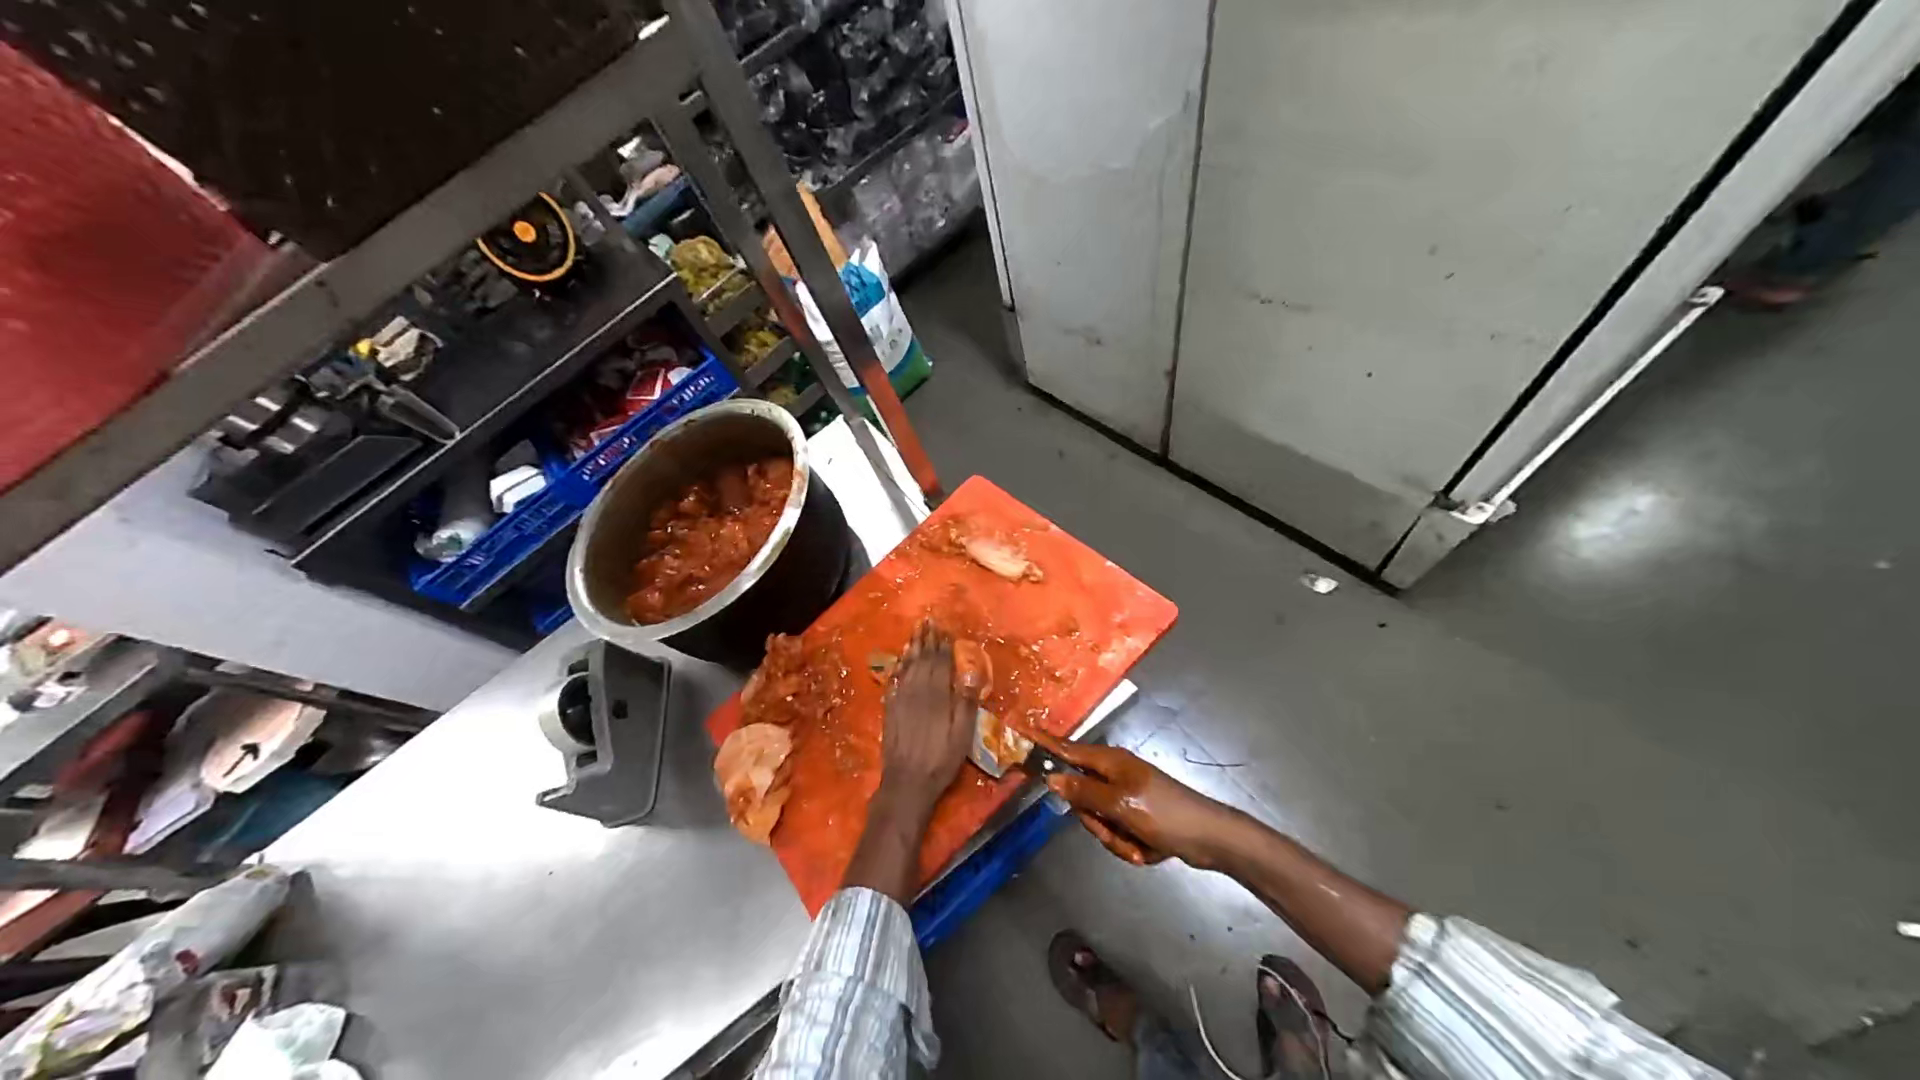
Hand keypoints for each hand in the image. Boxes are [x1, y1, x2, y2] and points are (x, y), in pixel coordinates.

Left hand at [845, 622, 982, 901]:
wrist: (907, 781)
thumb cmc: (941, 759)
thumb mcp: (962, 733)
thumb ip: (966, 701)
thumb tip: (971, 671)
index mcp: (938, 695)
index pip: (941, 663)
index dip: (943, 645)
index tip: (944, 628)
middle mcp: (917, 691)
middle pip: (922, 660)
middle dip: (926, 640)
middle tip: (927, 621)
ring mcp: (901, 700)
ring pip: (906, 667)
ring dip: (911, 649)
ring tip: (915, 634)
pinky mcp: (890, 710)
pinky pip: (894, 681)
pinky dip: (898, 668)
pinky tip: (900, 663)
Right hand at [1029, 730, 1239, 867]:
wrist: (1208, 839)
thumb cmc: (1163, 813)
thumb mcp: (1118, 803)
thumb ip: (1082, 790)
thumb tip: (1051, 776)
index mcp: (1110, 762)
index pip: (1068, 750)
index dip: (1046, 746)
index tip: (1023, 736)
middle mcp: (1115, 776)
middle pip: (1080, 797)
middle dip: (1095, 822)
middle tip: (1112, 828)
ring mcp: (1126, 798)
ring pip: (1098, 821)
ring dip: (1115, 838)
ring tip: (1138, 844)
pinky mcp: (1136, 818)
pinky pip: (1116, 834)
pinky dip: (1129, 846)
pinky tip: (1148, 850)